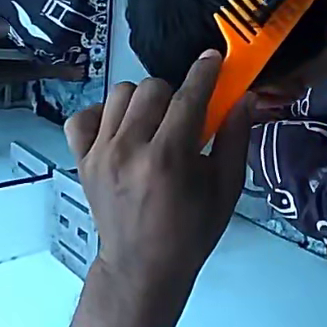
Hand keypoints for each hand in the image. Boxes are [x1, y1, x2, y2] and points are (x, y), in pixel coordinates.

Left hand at [64, 51, 252, 304]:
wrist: (142, 268)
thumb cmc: (192, 230)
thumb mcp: (226, 188)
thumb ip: (236, 138)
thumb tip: (245, 97)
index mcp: (169, 158)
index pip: (187, 97)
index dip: (204, 72)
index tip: (213, 58)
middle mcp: (129, 150)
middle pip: (152, 88)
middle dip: (175, 94)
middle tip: (185, 117)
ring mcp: (100, 154)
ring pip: (120, 94)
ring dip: (142, 101)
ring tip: (154, 123)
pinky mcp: (81, 160)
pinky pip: (84, 116)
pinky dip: (103, 115)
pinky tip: (122, 130)